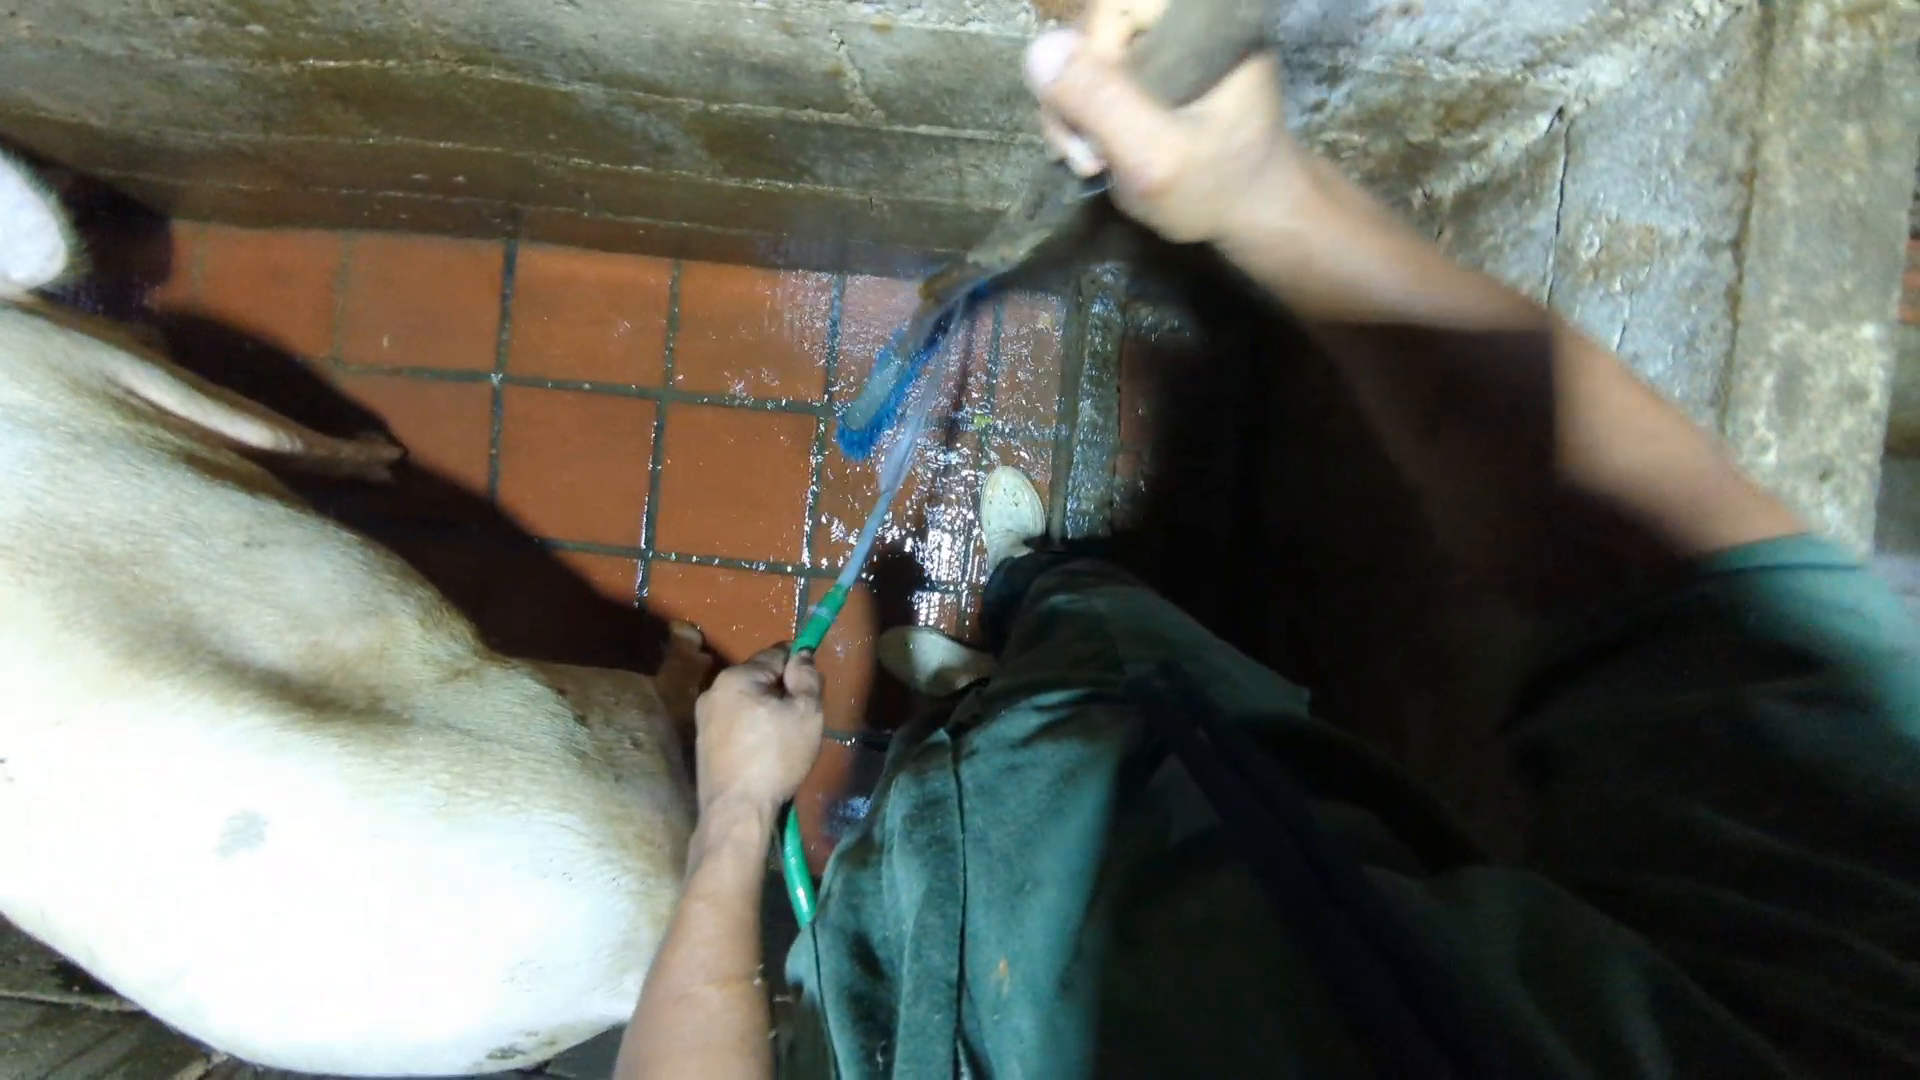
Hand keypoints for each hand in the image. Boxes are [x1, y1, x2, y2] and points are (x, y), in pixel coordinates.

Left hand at [692, 646, 823, 813]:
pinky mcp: (703, 742)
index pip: (777, 653)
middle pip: (761, 677)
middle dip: (783, 691)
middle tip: (801, 720)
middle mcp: (714, 689)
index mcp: (737, 676)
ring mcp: (704, 717)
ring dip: (767, 711)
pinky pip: (736, 722)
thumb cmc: (776, 757)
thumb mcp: (806, 713)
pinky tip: (764, 752)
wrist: (737, 811)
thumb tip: (801, 655)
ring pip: (748, 701)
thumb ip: (807, 677)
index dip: (799, 668)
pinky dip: (753, 729)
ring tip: (784, 739)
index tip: (812, 693)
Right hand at [1023, 0, 1306, 244]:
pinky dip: (1085, 120)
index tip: (1097, 128)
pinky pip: (1098, 79)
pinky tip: (1096, 156)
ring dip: (1074, 116)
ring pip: (1087, 58)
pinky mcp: (1153, 70)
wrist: (1250, 212)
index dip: (1089, 60)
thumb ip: (1101, 103)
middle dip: (1074, 97)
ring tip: (1092, 165)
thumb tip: (1038, 51)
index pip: (1113, 7)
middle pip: (1093, 31)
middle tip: (1088, 161)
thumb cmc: (1215, 189)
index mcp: (1201, 17)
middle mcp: (1183, 17)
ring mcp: (1166, 43)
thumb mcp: (1153, 157)